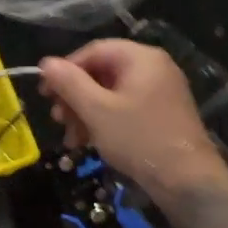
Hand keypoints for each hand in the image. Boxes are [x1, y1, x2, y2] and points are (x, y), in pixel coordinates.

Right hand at [39, 40, 227, 201]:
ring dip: (84, 113)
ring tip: (71, 138)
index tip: (45, 94)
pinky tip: (88, 142)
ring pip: (110, 93)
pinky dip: (102, 121)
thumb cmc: (137, 138)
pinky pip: (123, 108)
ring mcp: (158, 91)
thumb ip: (70, 84)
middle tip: (58, 120)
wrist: (183, 176)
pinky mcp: (159, 113)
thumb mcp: (96, 111)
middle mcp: (152, 68)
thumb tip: (45, 63)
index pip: (94, 51)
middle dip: (74, 96)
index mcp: (140, 58)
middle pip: (102, 72)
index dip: (65, 70)